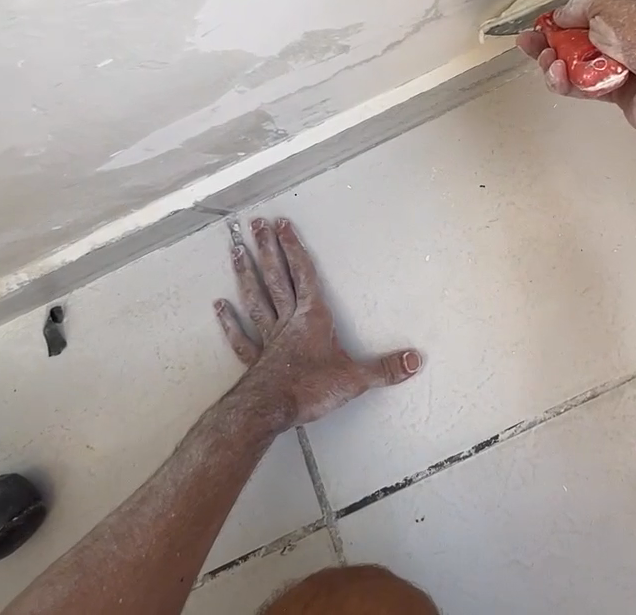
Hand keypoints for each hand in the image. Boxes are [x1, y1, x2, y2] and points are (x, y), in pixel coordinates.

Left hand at [215, 218, 420, 427]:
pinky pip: (241, 336)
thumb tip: (416, 361)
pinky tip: (220, 306)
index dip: (294, 248)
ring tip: (236, 251)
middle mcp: (288, 320)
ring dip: (246, 274)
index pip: (303, 274)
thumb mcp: (355, 378)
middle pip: (276, 277)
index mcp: (312, 317)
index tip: (282, 225)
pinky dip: (229, 320)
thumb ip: (385, 369)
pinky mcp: (255, 358)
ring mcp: (268, 338)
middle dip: (267, 249)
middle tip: (256, 224)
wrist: (268, 411)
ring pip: (256, 298)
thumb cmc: (309, 388)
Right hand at [516, 0, 635, 137]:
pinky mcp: (627, 94)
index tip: (548, 20)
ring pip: (586, 62)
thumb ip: (583, 6)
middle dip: (557, 38)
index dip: (575, 10)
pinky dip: (571, 83)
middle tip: (530, 44)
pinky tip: (556, 77)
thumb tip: (562, 15)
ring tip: (544, 61)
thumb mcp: (614, 1)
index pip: (604, 0)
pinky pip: (591, 86)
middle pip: (590, 33)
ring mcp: (635, 63)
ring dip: (559, 61)